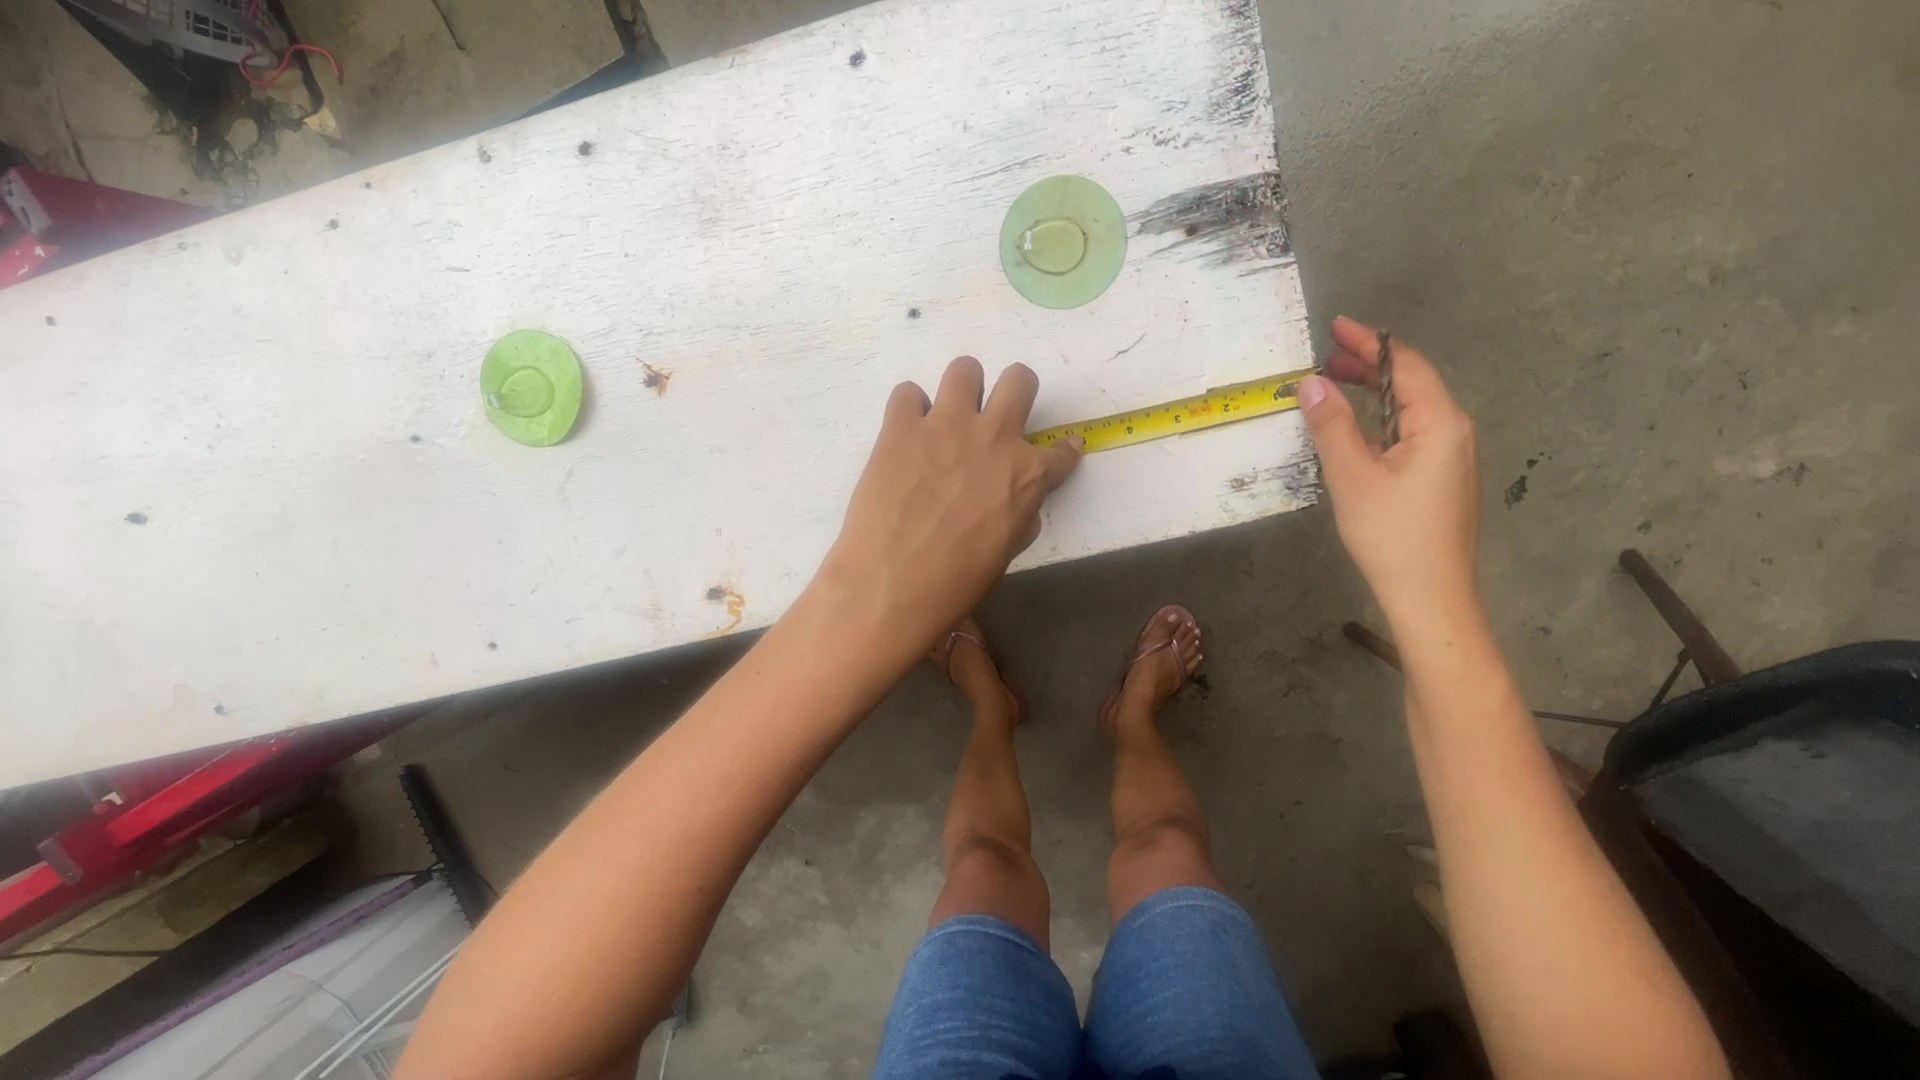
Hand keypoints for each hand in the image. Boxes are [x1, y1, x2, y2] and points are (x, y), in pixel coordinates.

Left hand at [817, 357, 1081, 646]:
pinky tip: (906, 434)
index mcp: (1028, 475)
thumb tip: (1017, 505)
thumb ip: (1019, 517)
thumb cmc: (956, 583)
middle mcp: (994, 437)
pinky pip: (908, 392)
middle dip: (1015, 391)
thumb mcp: (1006, 553)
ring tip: (948, 416)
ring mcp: (946, 425)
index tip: (1063, 449)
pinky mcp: (900, 426)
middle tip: (996, 415)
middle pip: (1019, 380)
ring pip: (965, 369)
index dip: (1065, 451)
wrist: (892, 583)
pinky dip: (909, 409)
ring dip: (962, 389)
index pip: (1062, 451)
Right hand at [1298, 316, 1479, 626]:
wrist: (1430, 595)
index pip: (1406, 366)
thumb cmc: (1391, 535)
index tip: (1336, 327)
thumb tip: (1310, 383)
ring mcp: (1452, 457)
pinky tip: (1356, 429)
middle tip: (1324, 359)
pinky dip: (1381, 419)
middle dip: (1369, 366)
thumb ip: (1332, 425)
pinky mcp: (1442, 479)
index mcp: (1440, 424)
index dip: (1369, 343)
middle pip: (1412, 383)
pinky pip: (1412, 432)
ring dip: (1373, 393)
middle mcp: (1454, 432)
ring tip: (1333, 387)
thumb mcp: (1353, 477)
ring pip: (1411, 410)